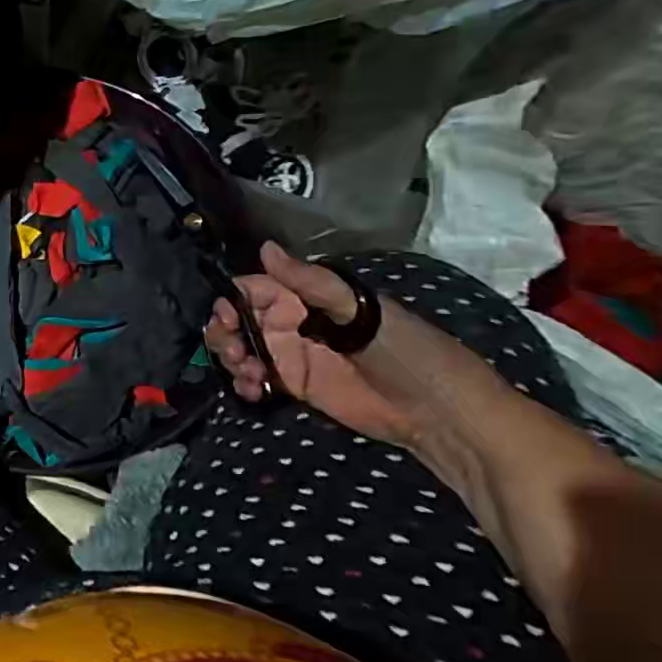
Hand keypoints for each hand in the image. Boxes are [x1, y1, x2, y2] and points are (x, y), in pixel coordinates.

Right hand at [204, 242, 504, 449]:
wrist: (437, 412)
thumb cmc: (405, 348)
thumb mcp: (360, 308)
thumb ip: (309, 281)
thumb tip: (264, 249)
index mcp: (304, 294)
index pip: (253, 288)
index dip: (232, 299)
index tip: (225, 316)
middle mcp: (291, 320)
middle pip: (239, 318)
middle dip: (224, 331)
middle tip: (232, 349)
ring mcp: (290, 353)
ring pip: (242, 348)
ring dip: (232, 357)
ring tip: (248, 374)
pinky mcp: (294, 385)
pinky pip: (256, 378)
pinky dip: (244, 383)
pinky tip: (253, 389)